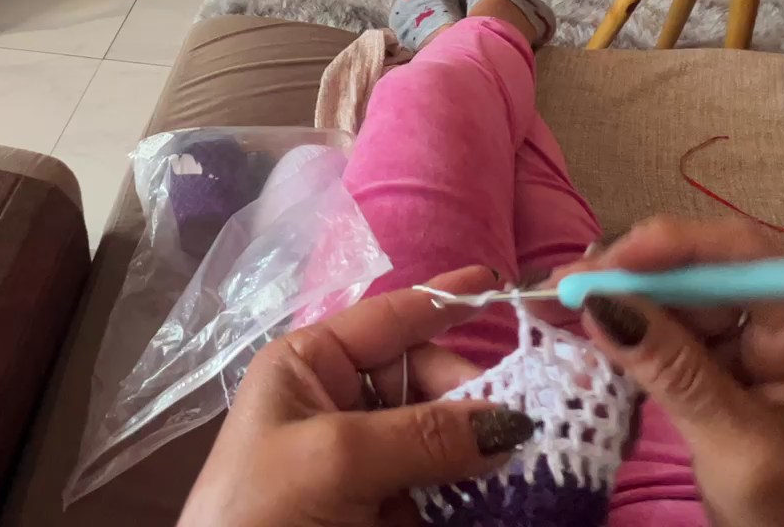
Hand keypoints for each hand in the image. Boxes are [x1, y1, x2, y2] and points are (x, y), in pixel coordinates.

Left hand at [178, 266, 536, 526]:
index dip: (440, 299)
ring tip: (521, 462)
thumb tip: (508, 420)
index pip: (387, 318)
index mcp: (310, 363)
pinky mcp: (378, 507)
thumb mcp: (336, 459)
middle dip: (467, 395)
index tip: (496, 281)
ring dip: (476, 445)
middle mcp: (337, 399)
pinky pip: (436, 484)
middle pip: (421, 378)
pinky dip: (467, 489)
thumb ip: (423, 435)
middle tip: (517, 429)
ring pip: (436, 434)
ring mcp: (360, 457)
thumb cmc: (262, 512)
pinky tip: (497, 494)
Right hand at [572, 216, 783, 526]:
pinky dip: (627, 332)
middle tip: (555, 288)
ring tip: (553, 305)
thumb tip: (599, 301)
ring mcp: (761, 346)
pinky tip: (585, 333)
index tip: (597, 267)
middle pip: (699, 272)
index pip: (742, 257)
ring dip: (616, 301)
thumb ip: (675, 372)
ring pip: (677, 298)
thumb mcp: (742, 456)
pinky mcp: (732, 368)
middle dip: (626, 275)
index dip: (667, 247)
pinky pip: (671, 332)